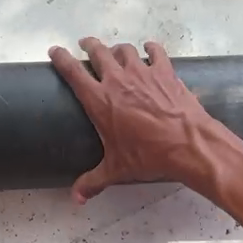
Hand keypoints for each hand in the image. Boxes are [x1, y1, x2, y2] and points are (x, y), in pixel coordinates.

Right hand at [48, 37, 218, 202]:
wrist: (188, 144)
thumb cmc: (148, 155)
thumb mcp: (116, 169)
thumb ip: (93, 181)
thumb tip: (76, 198)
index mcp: (99, 100)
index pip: (73, 72)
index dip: (61, 58)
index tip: (54, 51)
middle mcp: (118, 80)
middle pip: (99, 52)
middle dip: (89, 45)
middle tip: (85, 44)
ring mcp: (143, 73)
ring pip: (125, 50)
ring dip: (118, 48)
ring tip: (115, 51)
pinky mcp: (165, 72)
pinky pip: (156, 52)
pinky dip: (151, 48)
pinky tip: (150, 48)